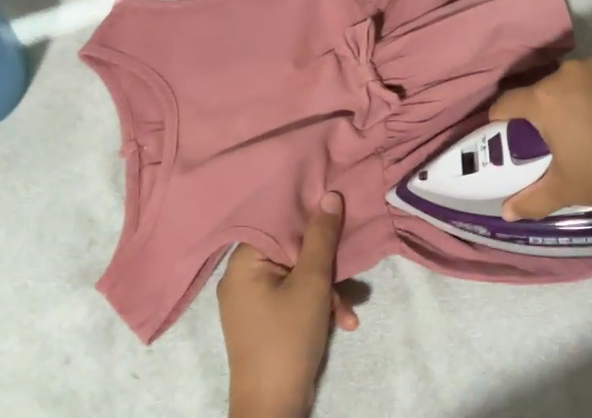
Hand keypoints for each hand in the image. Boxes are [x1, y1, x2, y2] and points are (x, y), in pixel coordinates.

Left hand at [218, 192, 359, 417]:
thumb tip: (330, 195)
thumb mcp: (313, 282)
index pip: (277, 222)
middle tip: (349, 269)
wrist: (272, 408)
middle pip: (291, 249)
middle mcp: (242, 277)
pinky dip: (318, 305)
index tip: (337, 210)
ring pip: (297, 274)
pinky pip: (294, 296)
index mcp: (243, 263)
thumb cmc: (288, 338)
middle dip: (325, 262)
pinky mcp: (264, 320)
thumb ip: (322, 237)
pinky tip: (343, 322)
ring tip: (348, 310)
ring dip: (328, 288)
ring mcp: (252, 301)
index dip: (309, 214)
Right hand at [489, 55, 591, 221]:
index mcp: (546, 99)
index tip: (506, 134)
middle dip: (544, 111)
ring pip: (574, 80)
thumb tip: (507, 212)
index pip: (508, 102)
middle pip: (543, 90)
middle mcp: (568, 74)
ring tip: (590, 126)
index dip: (502, 119)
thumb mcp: (565, 189)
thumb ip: (531, 199)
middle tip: (556, 138)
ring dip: (574, 98)